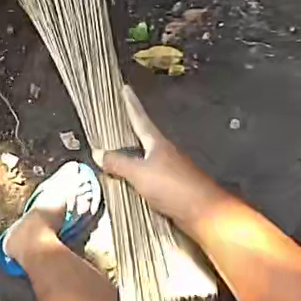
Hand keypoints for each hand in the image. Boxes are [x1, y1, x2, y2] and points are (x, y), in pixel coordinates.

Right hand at [93, 85, 235, 233]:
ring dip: (133, 154)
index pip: (140, 118)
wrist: (204, 212)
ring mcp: (171, 169)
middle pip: (144, 136)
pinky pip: (150, 175)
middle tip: (116, 120)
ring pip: (147, 157)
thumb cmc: (172, 186)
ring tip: (117, 152)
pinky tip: (130, 181)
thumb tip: (96, 152)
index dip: (131, 104)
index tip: (125, 88)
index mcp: (157, 143)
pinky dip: (138, 174)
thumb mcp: (139, 173)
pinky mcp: (173, 186)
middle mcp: (165, 152)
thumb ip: (118, 163)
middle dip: (131, 129)